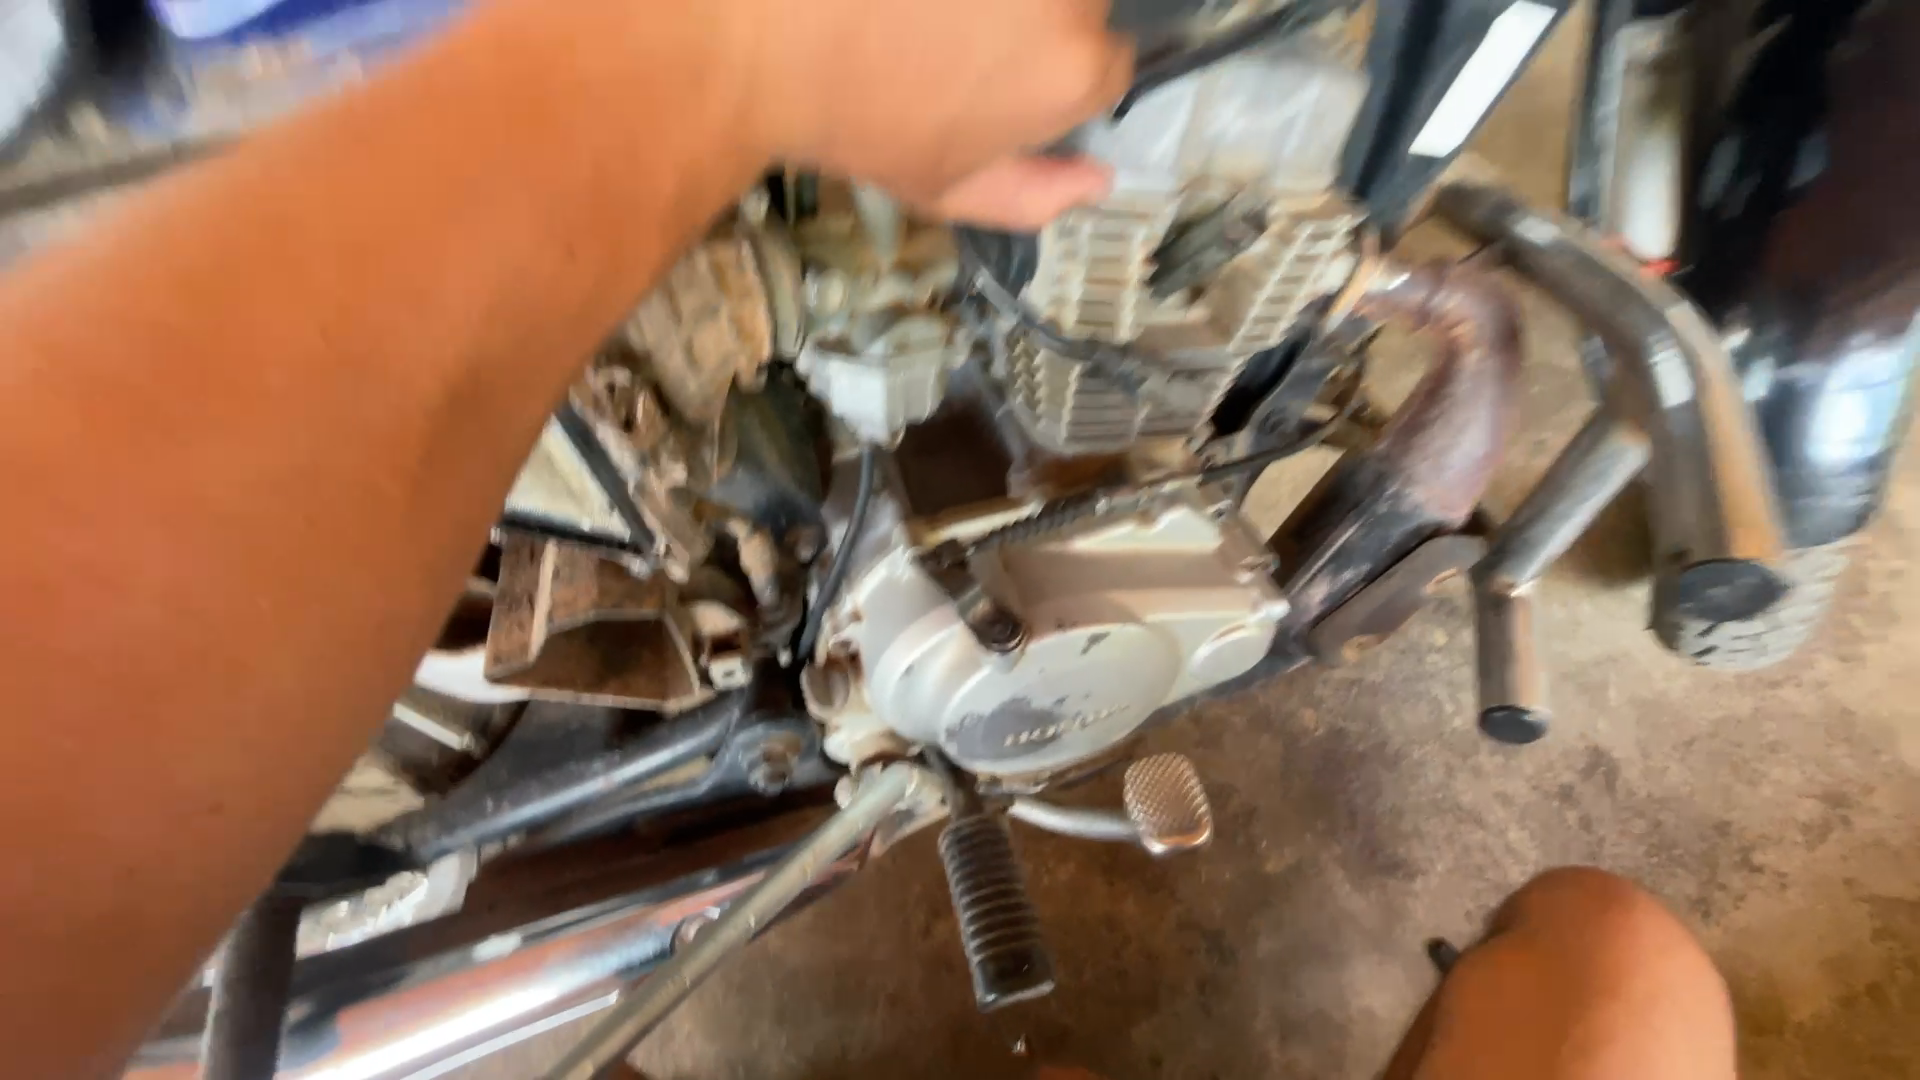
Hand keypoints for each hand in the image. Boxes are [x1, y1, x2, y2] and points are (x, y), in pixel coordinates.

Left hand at [728, 0, 1134, 226]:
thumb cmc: (853, 118)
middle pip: (1081, 3)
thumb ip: (1035, 197)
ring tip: (925, 8)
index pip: (1110, 68)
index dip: (1057, 80)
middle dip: (1033, 19)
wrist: (760, 27)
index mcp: (1070, 71)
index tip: (1008, 82)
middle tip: (955, 34)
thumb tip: (1096, 183)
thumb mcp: (945, 191)